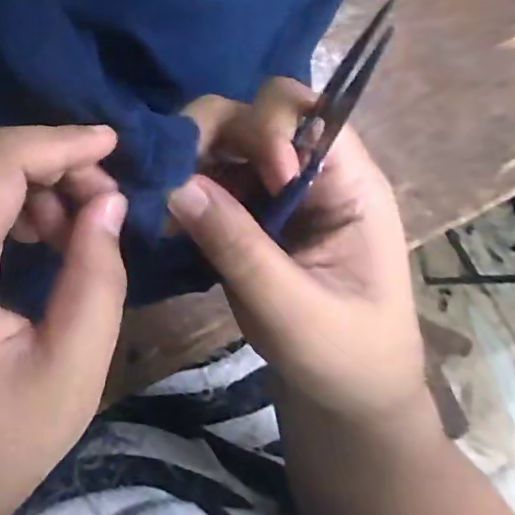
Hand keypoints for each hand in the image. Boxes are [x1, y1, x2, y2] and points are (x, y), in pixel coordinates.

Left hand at [0, 126, 128, 514]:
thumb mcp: (64, 380)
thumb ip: (97, 281)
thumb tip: (109, 204)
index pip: (2, 159)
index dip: (64, 142)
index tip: (117, 145)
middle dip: (55, 163)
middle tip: (107, 203)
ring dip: (33, 184)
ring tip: (79, 229)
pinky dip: (6, 202)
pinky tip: (38, 238)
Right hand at [172, 80, 425, 421]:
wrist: (347, 401)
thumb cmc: (345, 358)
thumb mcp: (295, 311)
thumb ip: (240, 247)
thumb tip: (176, 185)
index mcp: (348, 182)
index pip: (308, 112)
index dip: (271, 128)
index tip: (261, 181)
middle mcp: (308, 170)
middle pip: (254, 113)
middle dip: (213, 135)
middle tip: (181, 182)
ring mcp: (274, 186)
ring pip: (224, 139)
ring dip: (190, 161)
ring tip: (166, 206)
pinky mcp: (249, 207)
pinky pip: (209, 175)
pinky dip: (184, 188)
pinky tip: (167, 220)